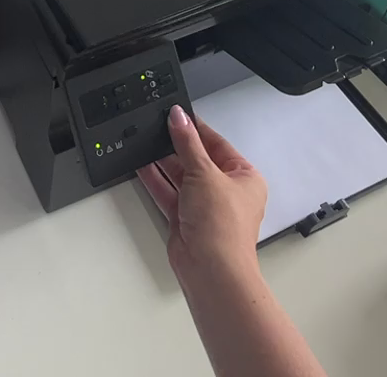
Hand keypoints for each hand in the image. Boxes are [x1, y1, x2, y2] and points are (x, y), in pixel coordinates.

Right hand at [137, 105, 267, 282]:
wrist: (210, 271)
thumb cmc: (223, 228)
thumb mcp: (204, 173)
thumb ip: (187, 143)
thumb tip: (179, 117)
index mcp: (244, 177)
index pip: (216, 144)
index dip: (196, 129)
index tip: (177, 114)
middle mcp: (226, 192)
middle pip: (197, 159)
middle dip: (177, 146)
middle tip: (157, 126)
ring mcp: (204, 207)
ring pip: (181, 176)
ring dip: (163, 161)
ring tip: (145, 140)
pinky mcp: (185, 219)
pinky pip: (168, 192)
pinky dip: (155, 180)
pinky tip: (141, 165)